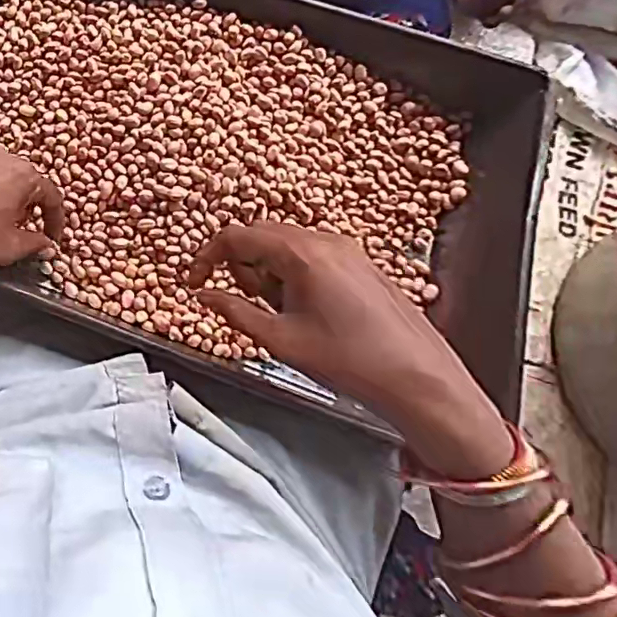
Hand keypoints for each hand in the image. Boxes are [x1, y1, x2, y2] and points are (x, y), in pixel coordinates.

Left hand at [0, 147, 65, 268]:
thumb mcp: (10, 247)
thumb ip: (36, 243)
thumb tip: (44, 243)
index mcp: (23, 174)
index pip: (52, 196)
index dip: (55, 220)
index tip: (52, 236)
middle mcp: (2, 157)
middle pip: (28, 182)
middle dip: (31, 208)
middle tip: (26, 230)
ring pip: (4, 177)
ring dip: (8, 198)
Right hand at [186, 222, 513, 476]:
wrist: (420, 380)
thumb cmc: (349, 361)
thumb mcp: (279, 339)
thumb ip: (234, 311)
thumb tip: (204, 296)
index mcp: (301, 254)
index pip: (236, 237)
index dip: (207, 257)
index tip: (195, 281)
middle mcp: (325, 241)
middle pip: (259, 235)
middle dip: (239, 264)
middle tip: (242, 301)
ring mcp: (347, 250)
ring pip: (284, 244)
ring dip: (266, 270)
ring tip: (278, 312)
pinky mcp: (361, 264)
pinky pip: (310, 254)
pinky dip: (291, 273)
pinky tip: (303, 309)